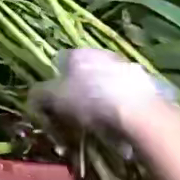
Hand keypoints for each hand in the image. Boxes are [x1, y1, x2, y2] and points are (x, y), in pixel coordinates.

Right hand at [34, 48, 177, 137]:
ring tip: (98, 125)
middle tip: (75, 114)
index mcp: (79, 53)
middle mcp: (103, 54)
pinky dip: (120, 108)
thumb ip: (39, 95)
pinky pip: (125, 96)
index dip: (55, 81)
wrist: (139, 113)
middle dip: (79, 90)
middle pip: (85, 72)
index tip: (55, 102)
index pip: (60, 61)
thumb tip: (32, 96)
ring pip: (106, 84)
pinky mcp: (147, 84)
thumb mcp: (54, 99)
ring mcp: (128, 67)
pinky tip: (118, 126)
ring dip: (101, 100)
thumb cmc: (89, 101)